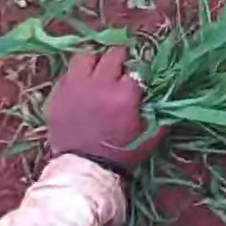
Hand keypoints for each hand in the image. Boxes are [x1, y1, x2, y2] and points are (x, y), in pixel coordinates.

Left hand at [46, 48, 161, 170]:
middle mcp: (100, 84)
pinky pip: (67, 74)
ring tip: (98, 70)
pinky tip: (82, 86)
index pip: (138, 68)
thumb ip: (160, 118)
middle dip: (122, 59)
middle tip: (123, 68)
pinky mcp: (58, 95)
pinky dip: (77, 76)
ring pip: (85, 57)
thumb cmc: (120, 155)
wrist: (84, 171)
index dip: (141, 72)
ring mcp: (76, 88)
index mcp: (124, 94)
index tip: (140, 78)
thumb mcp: (148, 138)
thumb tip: (167, 105)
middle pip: (113, 55)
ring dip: (95, 61)